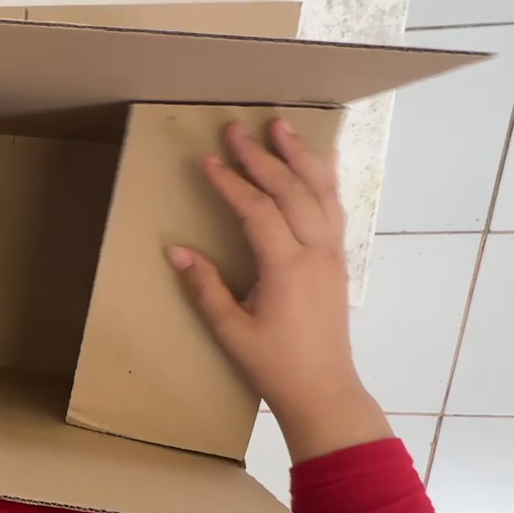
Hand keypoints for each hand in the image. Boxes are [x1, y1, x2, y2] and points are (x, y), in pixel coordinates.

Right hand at [168, 119, 390, 462]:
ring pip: (319, 191)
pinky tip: (315, 161)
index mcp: (286, 268)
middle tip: (237, 129)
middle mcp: (315, 251)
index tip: (208, 161)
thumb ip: (204, 285)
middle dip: (262, 158)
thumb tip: (176, 250)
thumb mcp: (228, 328)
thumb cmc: (270, 362)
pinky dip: (323, 177)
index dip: (231, 184)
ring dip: (299, 156)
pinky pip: (332, 206)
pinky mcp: (337, 258)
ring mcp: (332, 252)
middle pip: (289, 191)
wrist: (321, 386)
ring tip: (282, 126)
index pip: (257, 211)